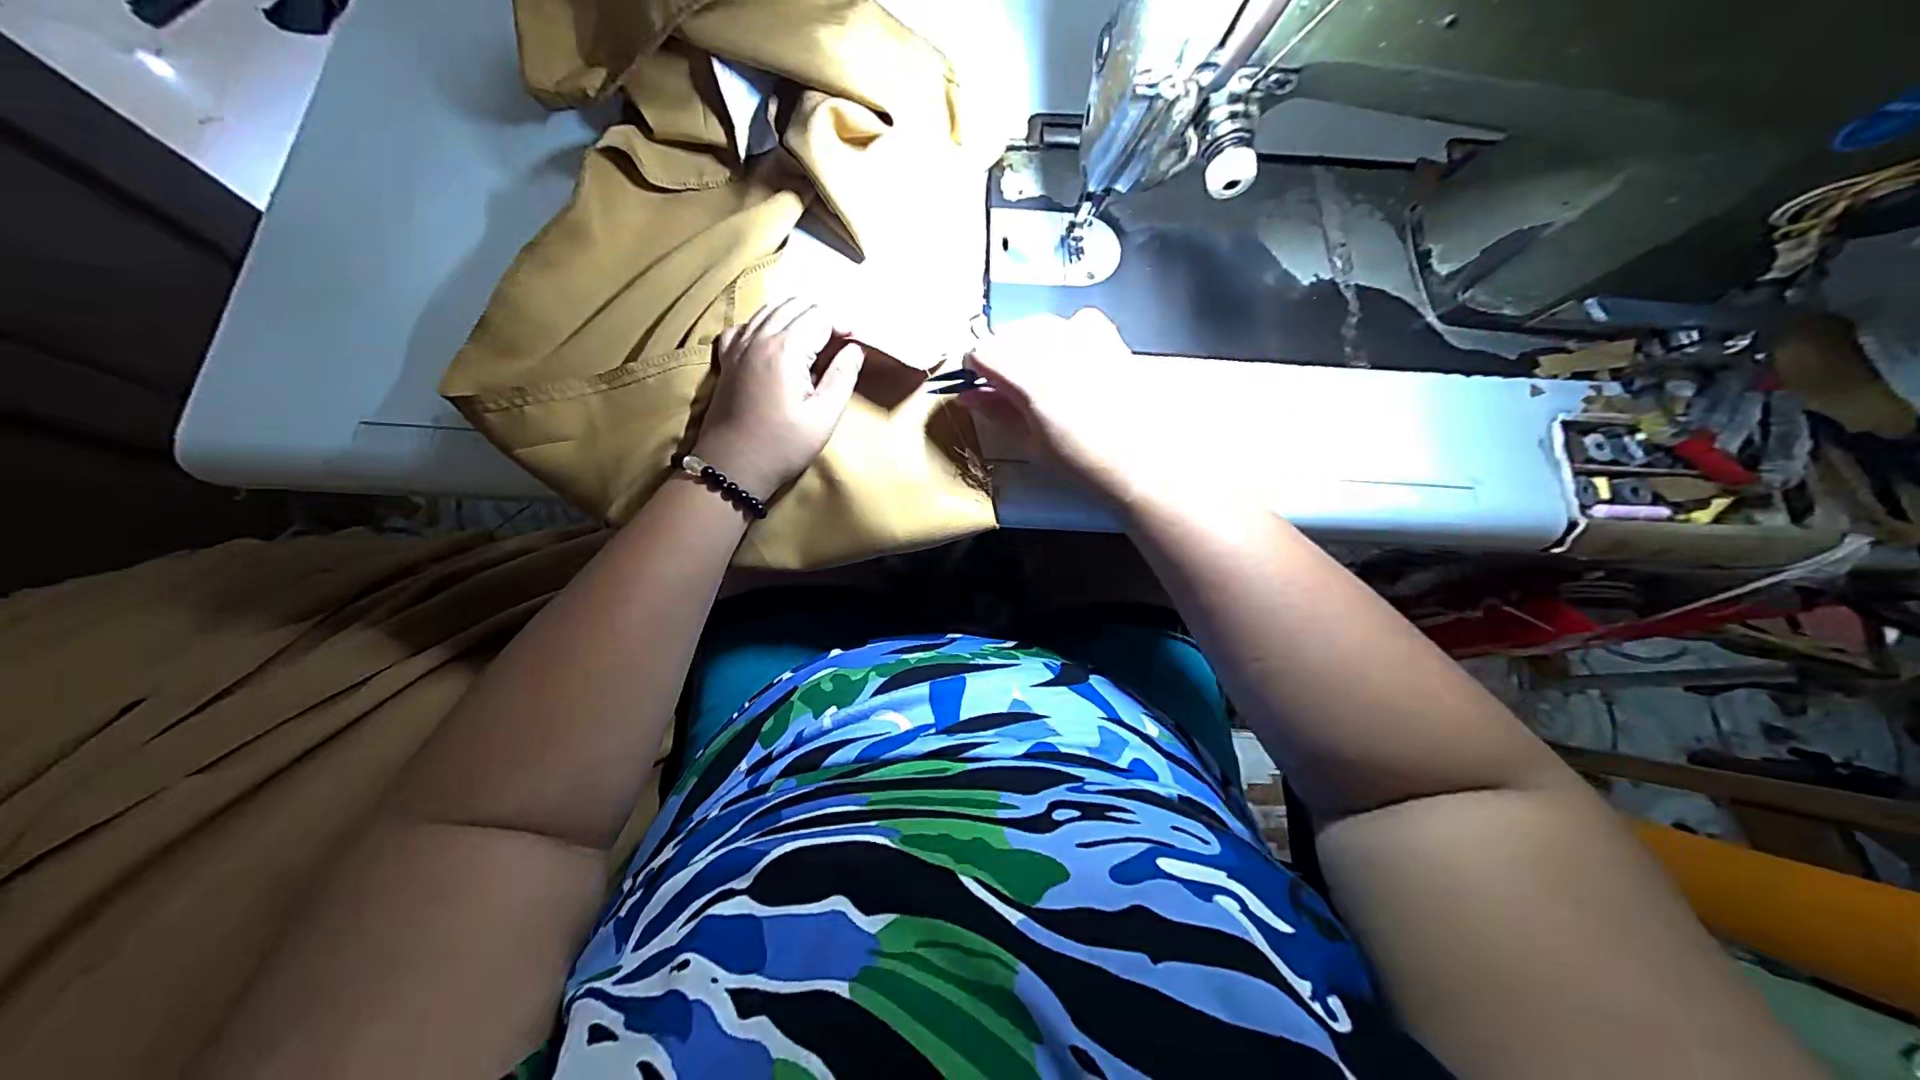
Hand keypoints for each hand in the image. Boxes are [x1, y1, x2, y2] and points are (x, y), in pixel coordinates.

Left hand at [692, 299, 864, 497]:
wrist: (730, 468)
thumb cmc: (781, 447)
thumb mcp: (823, 417)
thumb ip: (842, 377)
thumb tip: (855, 349)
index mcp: (785, 349)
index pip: (820, 316)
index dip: (843, 325)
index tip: (856, 344)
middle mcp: (759, 337)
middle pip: (796, 305)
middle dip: (822, 317)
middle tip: (839, 343)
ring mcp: (738, 345)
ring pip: (771, 309)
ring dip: (796, 317)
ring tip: (814, 342)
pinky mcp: (726, 358)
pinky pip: (747, 325)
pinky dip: (766, 325)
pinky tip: (776, 343)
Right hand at [960, 308, 1172, 505]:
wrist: (1146, 464)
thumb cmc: (1086, 465)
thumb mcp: (1031, 445)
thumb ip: (996, 412)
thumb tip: (969, 394)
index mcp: (1031, 377)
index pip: (981, 350)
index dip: (975, 371)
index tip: (981, 389)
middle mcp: (1056, 346)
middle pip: (1005, 333)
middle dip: (999, 358)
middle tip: (1008, 392)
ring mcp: (1085, 337)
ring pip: (1036, 325)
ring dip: (1027, 347)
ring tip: (1040, 381)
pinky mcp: (1109, 339)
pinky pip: (1073, 322)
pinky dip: (1064, 337)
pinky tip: (1070, 364)